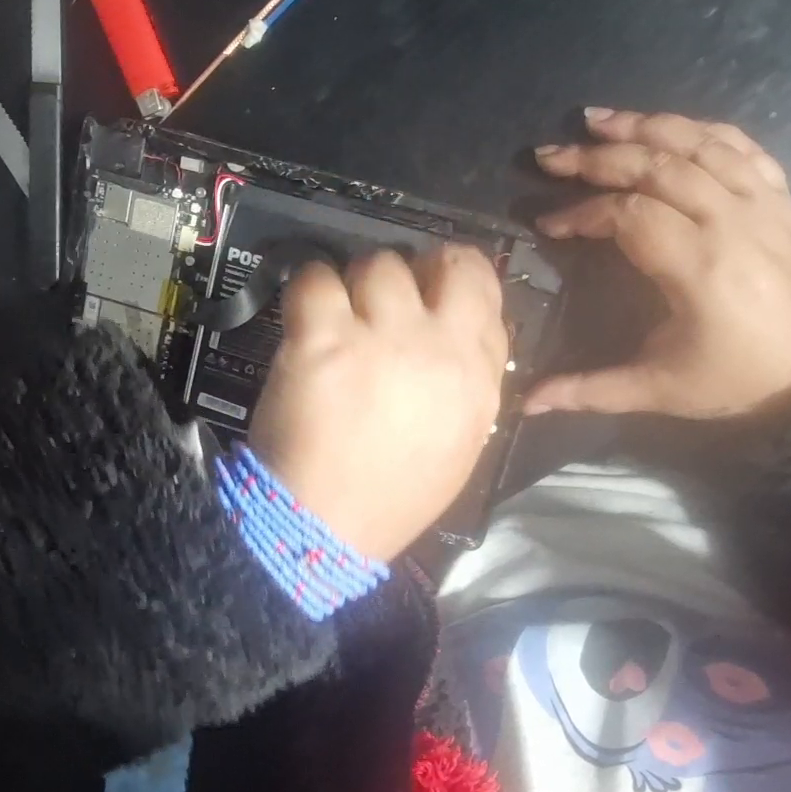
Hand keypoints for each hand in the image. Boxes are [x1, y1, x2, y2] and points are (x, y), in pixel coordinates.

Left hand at [250, 245, 508, 560]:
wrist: (327, 529)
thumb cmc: (391, 495)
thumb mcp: (460, 442)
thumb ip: (468, 380)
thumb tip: (457, 331)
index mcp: (477, 378)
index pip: (485, 291)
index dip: (454, 278)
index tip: (429, 290)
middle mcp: (439, 348)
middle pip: (441, 263)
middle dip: (413, 270)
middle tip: (381, 298)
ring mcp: (382, 339)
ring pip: (377, 264)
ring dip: (356, 284)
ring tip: (337, 320)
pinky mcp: (324, 340)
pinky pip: (317, 277)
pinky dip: (308, 289)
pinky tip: (305, 322)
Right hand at [526, 109, 790, 418]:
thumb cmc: (739, 380)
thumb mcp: (660, 391)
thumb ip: (589, 390)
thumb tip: (527, 404)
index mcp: (699, 266)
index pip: (628, 214)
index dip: (581, 213)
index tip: (548, 224)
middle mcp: (731, 220)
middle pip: (656, 166)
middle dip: (596, 157)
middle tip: (549, 156)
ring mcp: (761, 202)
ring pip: (697, 143)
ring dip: (642, 126)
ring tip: (596, 120)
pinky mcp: (781, 197)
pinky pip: (739, 145)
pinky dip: (698, 129)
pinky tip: (667, 126)